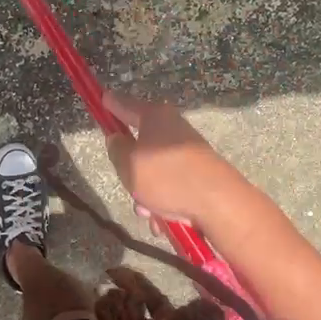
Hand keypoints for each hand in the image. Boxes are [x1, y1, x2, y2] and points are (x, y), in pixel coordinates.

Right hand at [103, 91, 246, 227]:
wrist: (218, 203)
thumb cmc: (167, 177)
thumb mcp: (128, 164)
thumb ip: (117, 149)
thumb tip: (117, 138)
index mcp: (155, 117)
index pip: (126, 105)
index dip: (111, 104)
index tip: (102, 98)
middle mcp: (173, 129)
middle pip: (140, 146)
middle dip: (132, 173)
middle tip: (130, 188)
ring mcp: (187, 152)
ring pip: (154, 172)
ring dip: (147, 194)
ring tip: (150, 213)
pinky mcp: (199, 173)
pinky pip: (171, 187)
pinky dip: (165, 203)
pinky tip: (165, 221)